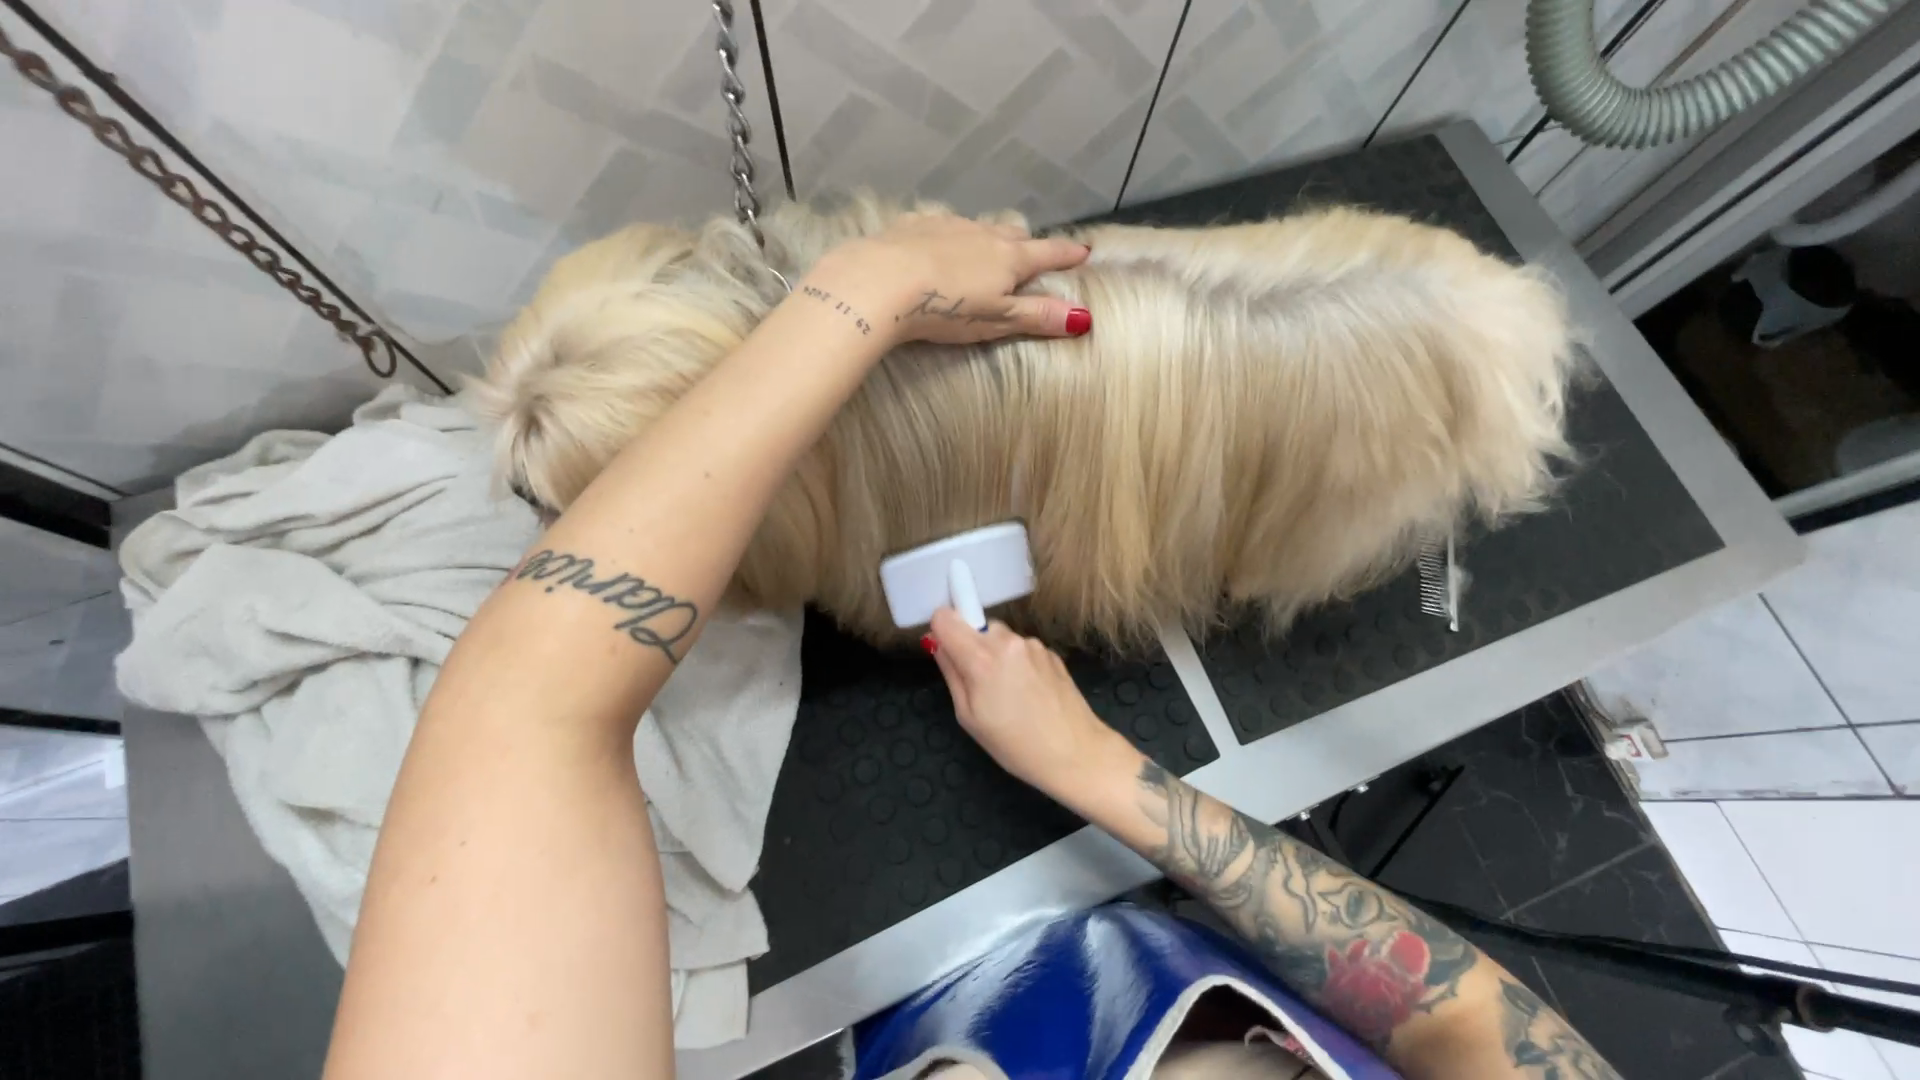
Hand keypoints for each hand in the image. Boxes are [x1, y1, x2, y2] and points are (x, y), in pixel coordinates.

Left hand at [800, 213, 1090, 347]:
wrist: (879, 282)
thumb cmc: (945, 309)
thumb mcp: (997, 320)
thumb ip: (1038, 317)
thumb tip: (1085, 317)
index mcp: (1008, 258)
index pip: (1048, 254)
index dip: (1067, 255)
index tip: (1084, 251)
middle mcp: (982, 233)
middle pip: (1013, 235)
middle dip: (1026, 245)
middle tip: (1031, 255)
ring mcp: (945, 225)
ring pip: (976, 227)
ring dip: (986, 238)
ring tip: (984, 251)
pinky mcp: (911, 225)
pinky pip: (938, 225)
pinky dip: (947, 235)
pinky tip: (936, 244)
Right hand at [926, 609, 1129, 795]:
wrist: (1075, 753)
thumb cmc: (1014, 744)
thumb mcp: (969, 717)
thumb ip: (951, 674)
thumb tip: (939, 645)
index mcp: (981, 657)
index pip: (946, 617)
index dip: (941, 631)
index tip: (947, 652)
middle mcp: (1008, 641)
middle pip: (976, 625)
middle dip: (972, 647)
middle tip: (980, 684)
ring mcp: (1033, 645)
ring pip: (1001, 638)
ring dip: (997, 655)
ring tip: (1009, 694)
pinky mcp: (1051, 652)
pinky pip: (1022, 649)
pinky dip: (1019, 663)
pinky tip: (1030, 694)